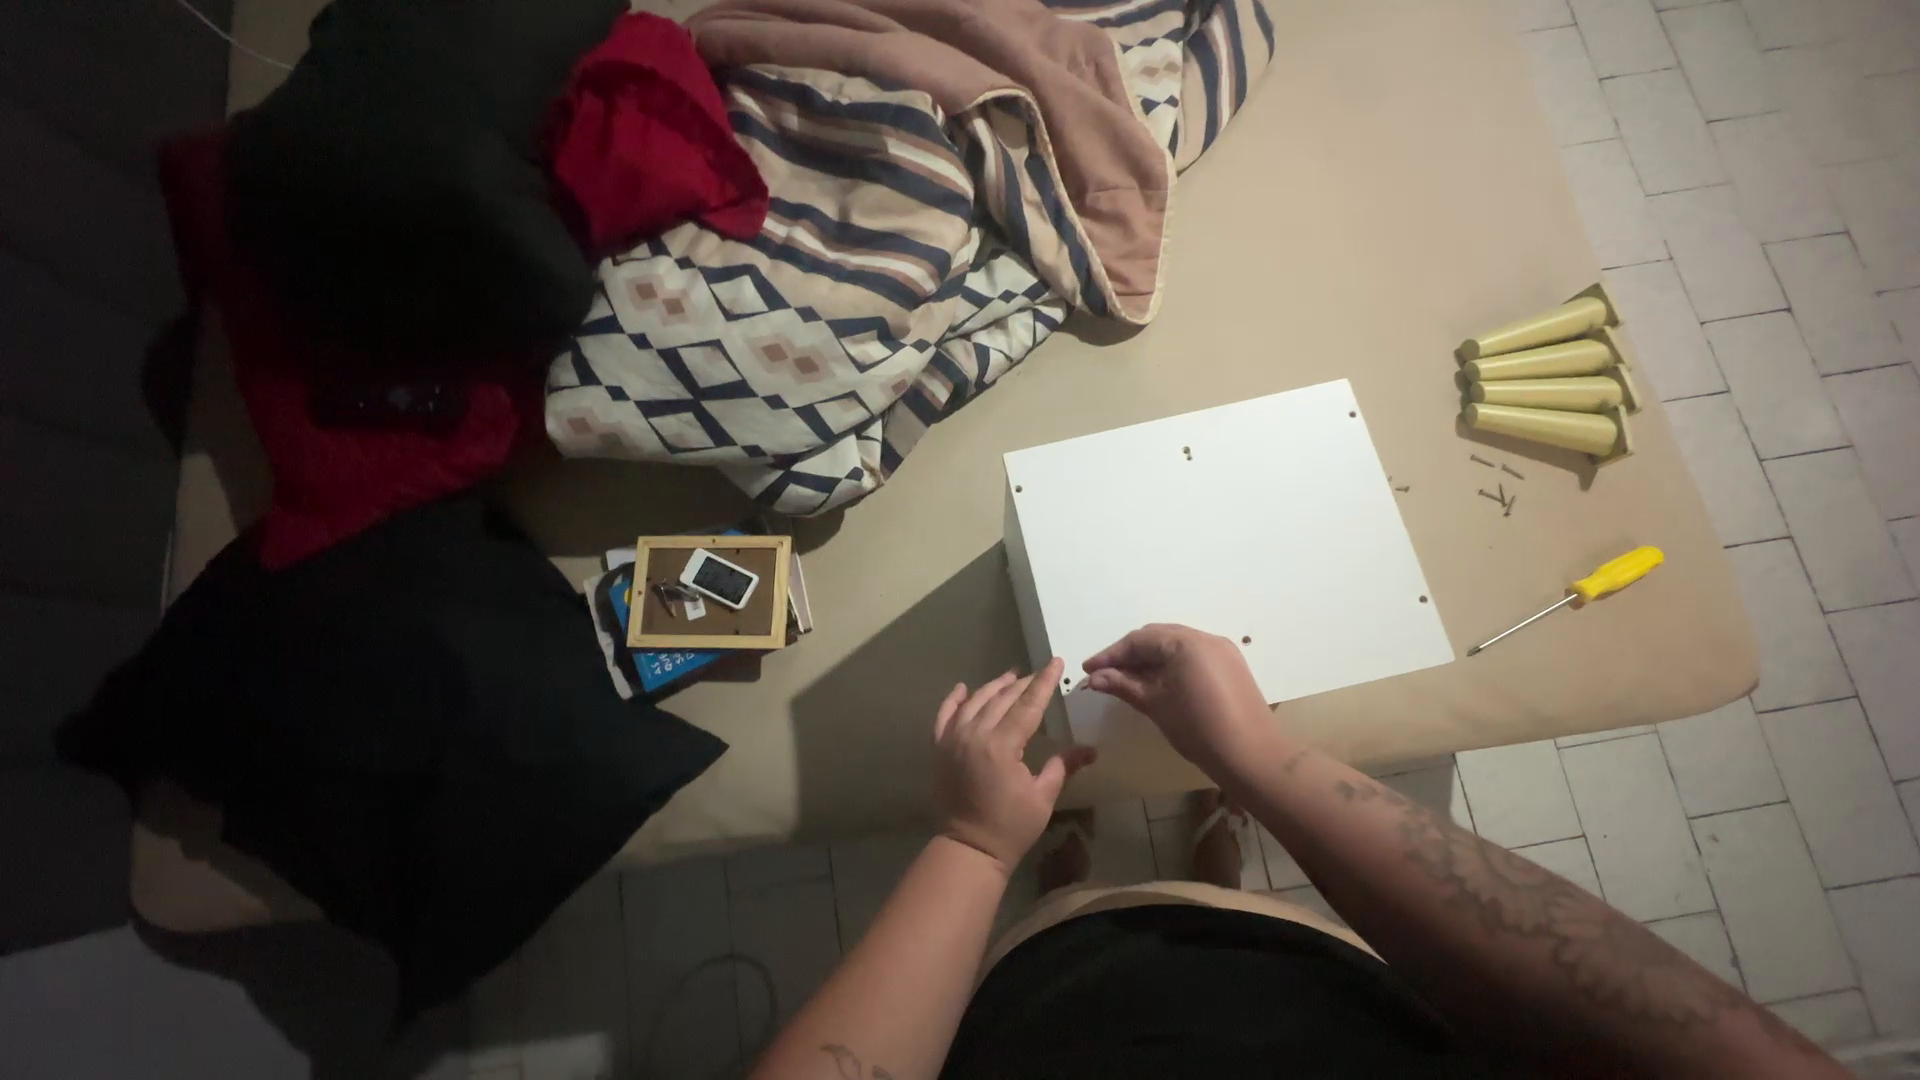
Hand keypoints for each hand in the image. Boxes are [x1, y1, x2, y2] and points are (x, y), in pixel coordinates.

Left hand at [932, 658, 1096, 874]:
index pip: (1028, 705)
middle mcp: (975, 734)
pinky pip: (945, 715)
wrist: (968, 848)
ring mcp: (953, 739)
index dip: (1044, 682)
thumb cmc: (1010, 826)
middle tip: (1039, 673)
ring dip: (994, 687)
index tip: (1056, 662)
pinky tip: (963, 689)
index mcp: (1002, 745)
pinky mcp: (939, 748)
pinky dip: (954, 700)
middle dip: (1023, 683)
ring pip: (975, 701)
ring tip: (1011, 676)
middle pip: (1002, 698)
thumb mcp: (1043, 797)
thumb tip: (1091, 749)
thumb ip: (1063, 766)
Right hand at [1082, 624, 1275, 772]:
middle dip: (1129, 654)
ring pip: (1176, 646)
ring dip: (1149, 659)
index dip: (1110, 654)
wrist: (1252, 756)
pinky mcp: (1231, 666)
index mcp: (1184, 642)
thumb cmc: (1197, 728)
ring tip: (1127, 680)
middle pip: (1157, 638)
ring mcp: (1221, 650)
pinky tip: (1158, 683)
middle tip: (1105, 674)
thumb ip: (1123, 685)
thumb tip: (1095, 678)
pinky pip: (1193, 656)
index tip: (1088, 670)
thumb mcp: (1154, 704)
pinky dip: (1171, 665)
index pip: (1138, 640)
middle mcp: (1204, 637)